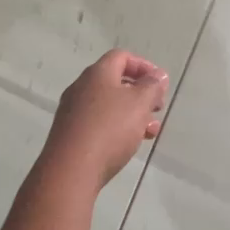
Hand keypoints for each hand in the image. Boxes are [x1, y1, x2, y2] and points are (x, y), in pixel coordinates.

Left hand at [41, 49, 168, 187]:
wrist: (69, 173)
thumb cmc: (109, 130)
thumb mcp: (139, 104)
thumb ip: (152, 86)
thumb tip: (159, 75)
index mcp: (97, 73)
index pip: (122, 57)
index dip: (144, 66)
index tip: (160, 83)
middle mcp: (81, 87)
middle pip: (115, 82)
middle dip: (140, 94)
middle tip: (157, 109)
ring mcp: (72, 112)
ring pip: (108, 106)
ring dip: (132, 114)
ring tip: (150, 132)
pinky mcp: (69, 136)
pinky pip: (97, 124)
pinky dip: (116, 128)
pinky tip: (127, 146)